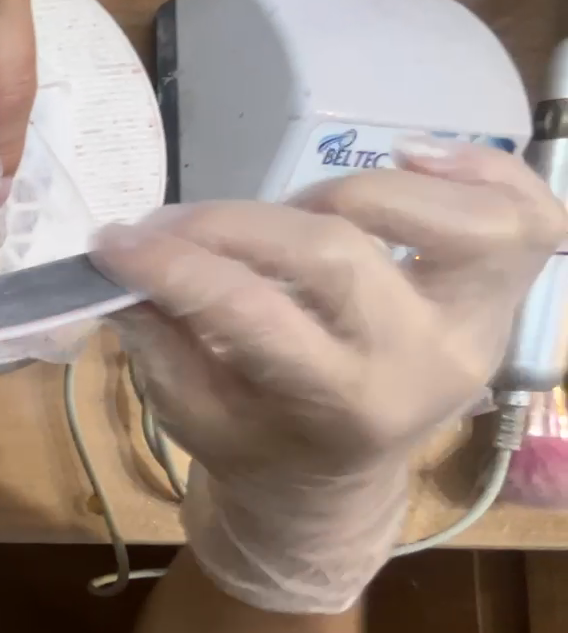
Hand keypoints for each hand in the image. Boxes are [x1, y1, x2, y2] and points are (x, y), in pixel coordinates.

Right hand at [91, 139, 567, 612]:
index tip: (108, 243)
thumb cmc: (244, 442)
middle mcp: (424, 360)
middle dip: (224, 224)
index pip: (247, 309)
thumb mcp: (181, 407)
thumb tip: (121, 265)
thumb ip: (156, 335)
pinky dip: (477, 171)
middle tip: (159, 224)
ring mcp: (478, 323)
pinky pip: (529, 214)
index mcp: (337, 404)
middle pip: (331, 253)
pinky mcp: (501, 296)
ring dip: (344, 194)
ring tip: (277, 214)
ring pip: (457, 222)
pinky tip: (406, 156)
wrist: (323, 476)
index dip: (169, 265)